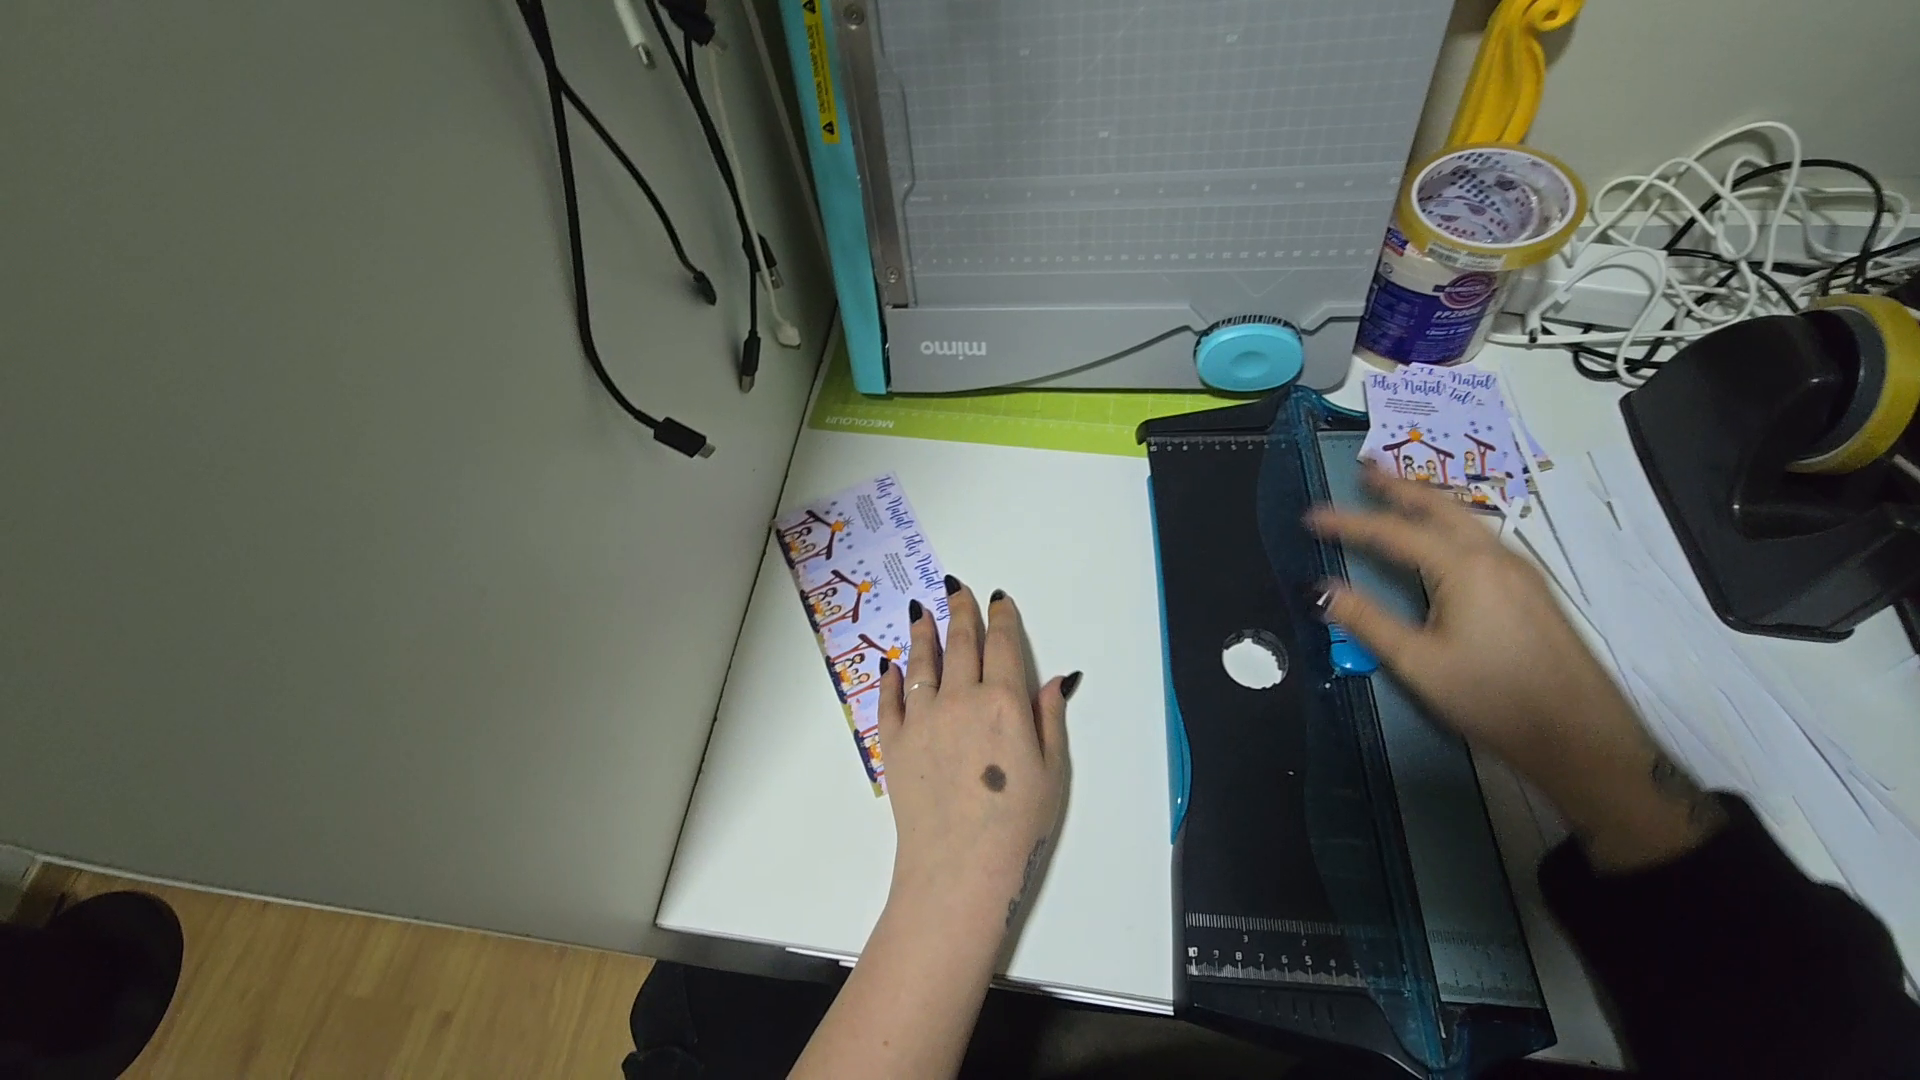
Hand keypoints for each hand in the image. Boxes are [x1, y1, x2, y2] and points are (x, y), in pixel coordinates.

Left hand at [877, 577, 1076, 932]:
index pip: (1003, 645)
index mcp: (1005, 702)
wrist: (959, 866)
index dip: (1001, 617)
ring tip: (921, 612)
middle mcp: (961, 698)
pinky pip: (890, 699)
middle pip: (960, 643)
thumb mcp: (1052, 770)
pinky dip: (890, 678)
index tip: (998, 599)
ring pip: (921, 662)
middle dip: (961, 611)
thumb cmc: (1017, 824)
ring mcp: (923, 718)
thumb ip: (1049, 717)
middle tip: (957, 588)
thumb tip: (1055, 677)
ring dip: (922, 633)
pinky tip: (890, 665)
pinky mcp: (895, 741)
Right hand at [1306, 468, 1723, 870]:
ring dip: (1427, 502)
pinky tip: (1441, 539)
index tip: (1311, 515)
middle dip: (1399, 487)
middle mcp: (1495, 557)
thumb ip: (1367, 621)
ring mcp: (1520, 572)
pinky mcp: (1530, 591)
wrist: (1581, 737)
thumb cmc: (1492, 697)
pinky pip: (1481, 539)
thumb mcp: (1418, 663)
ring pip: (1466, 520)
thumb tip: (1320, 590)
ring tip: (1397, 495)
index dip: (1348, 522)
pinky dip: (1449, 524)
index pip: (1393, 532)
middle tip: (1365, 469)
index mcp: (1464, 568)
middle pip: (1440, 508)